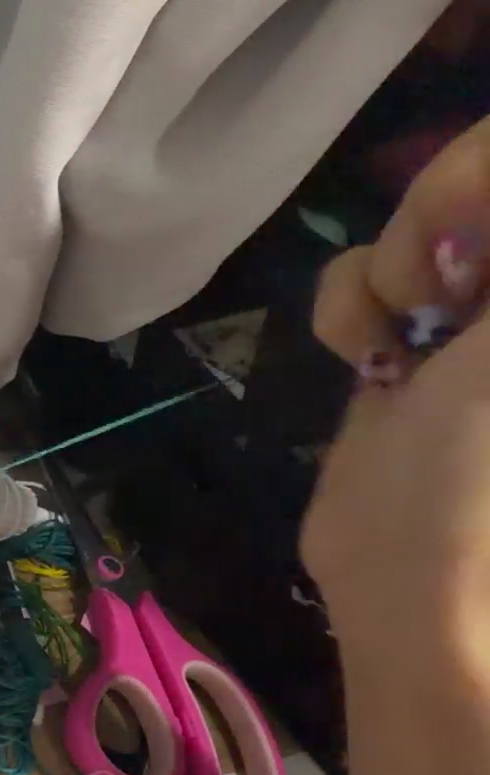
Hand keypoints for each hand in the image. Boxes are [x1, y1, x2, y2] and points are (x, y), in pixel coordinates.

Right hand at [304, 117, 489, 644]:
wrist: (416, 557)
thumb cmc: (486, 457)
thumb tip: (473, 170)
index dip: (484, 175)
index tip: (475, 241)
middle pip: (473, 174)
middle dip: (436, 220)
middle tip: (443, 303)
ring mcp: (477, 303)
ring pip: (409, 223)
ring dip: (384, 276)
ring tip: (400, 345)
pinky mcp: (407, 335)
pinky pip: (356, 276)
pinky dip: (345, 309)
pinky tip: (365, 356)